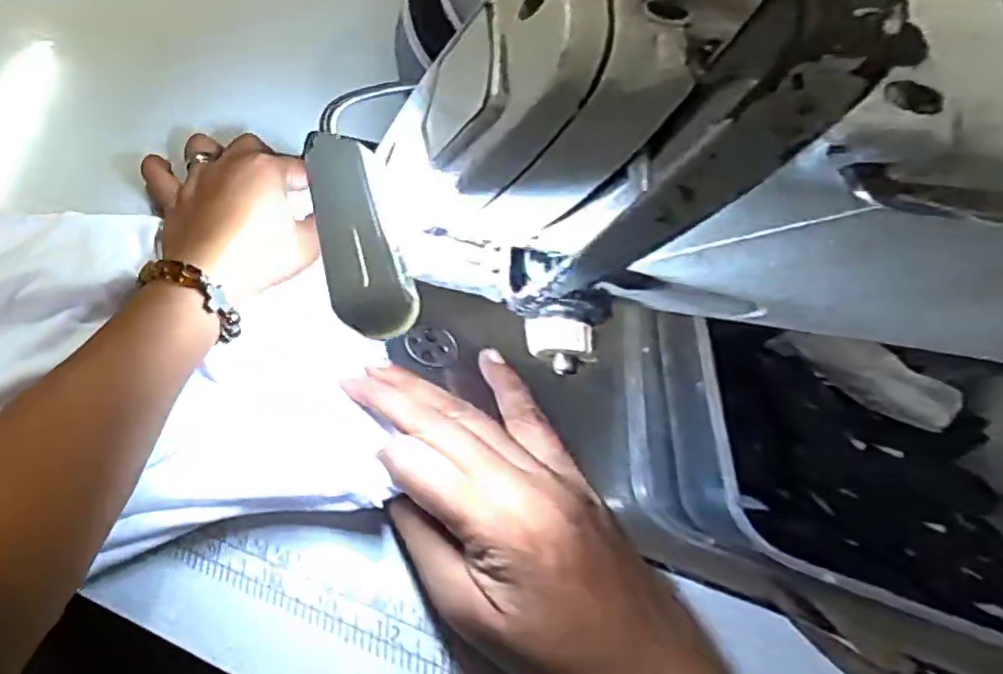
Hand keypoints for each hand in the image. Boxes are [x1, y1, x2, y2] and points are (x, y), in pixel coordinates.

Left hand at [140, 133, 318, 298]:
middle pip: (252, 146)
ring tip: (223, 169)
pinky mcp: (173, 197)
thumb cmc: (252, 261)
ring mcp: (197, 178)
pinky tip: (168, 171)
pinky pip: (158, 172)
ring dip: (213, 152)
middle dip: (266, 159)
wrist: (205, 280)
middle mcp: (229, 163)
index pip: (297, 167)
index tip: (310, 194)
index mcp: (265, 168)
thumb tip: (323, 215)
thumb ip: (320, 224)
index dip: (308, 182)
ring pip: (201, 145)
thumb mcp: (306, 247)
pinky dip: (161, 169)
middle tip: (273, 186)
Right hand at [344, 353, 727, 673]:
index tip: (357, 442)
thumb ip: (426, 545)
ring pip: (476, 416)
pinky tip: (488, 358)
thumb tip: (397, 490)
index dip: (385, 454)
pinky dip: (508, 385)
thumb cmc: (553, 655)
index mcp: (497, 522)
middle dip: (391, 397)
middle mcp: (523, 482)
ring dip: (426, 388)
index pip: (421, 466)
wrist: (649, 669)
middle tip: (354, 374)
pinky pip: (534, 419)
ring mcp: (550, 472)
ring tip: (387, 367)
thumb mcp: (473, 617)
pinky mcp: (570, 473)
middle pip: (443, 426)